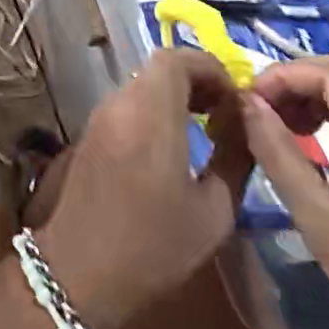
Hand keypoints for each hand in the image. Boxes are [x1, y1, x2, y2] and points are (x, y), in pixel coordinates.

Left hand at [35, 49, 252, 328]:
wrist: (80, 270)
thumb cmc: (153, 247)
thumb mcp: (213, 212)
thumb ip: (234, 158)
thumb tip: (248, 124)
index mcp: (149, 114)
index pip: (176, 58)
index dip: (211, 68)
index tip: (236, 99)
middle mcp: (120, 103)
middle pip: (160, 67)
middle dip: (198, 79)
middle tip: (226, 112)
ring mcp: (101, 114)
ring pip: (144, 82)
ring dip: (176, 92)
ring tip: (207, 125)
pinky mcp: (92, 130)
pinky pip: (130, 101)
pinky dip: (156, 105)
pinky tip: (175, 139)